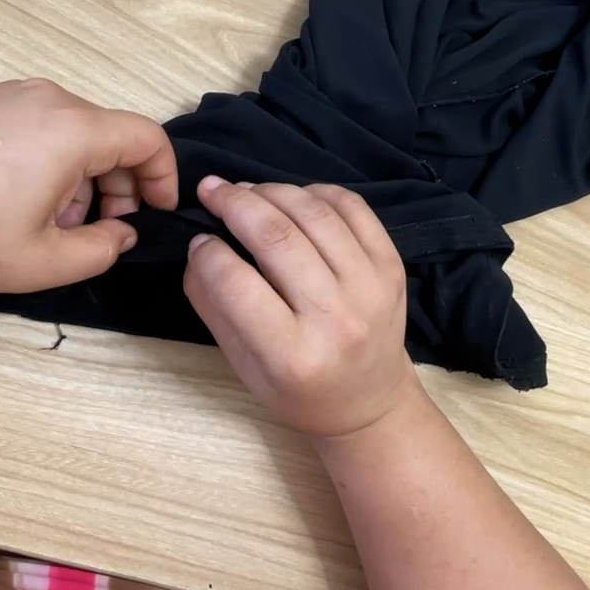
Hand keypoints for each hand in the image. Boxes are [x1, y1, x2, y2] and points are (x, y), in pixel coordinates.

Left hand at [0, 79, 178, 290]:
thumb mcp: (42, 261)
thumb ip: (102, 249)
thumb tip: (121, 232)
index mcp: (73, 129)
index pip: (147, 138)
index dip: (163, 177)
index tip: (156, 212)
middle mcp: (48, 99)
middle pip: (111, 136)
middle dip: (119, 186)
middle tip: (99, 232)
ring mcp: (10, 95)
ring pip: (75, 133)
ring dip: (82, 179)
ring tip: (51, 225)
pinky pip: (40, 127)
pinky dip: (50, 163)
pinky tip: (18, 203)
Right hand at [182, 177, 420, 438]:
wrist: (369, 401)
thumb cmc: (296, 390)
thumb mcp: (242, 365)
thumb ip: (212, 306)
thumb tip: (198, 249)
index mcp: (292, 356)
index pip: (237, 284)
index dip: (208, 252)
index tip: (198, 239)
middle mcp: (336, 319)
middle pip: (276, 238)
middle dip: (235, 203)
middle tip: (211, 189)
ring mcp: (371, 288)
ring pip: (314, 213)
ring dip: (272, 190)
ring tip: (247, 190)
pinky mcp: (392, 266)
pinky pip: (353, 208)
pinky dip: (316, 192)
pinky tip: (293, 197)